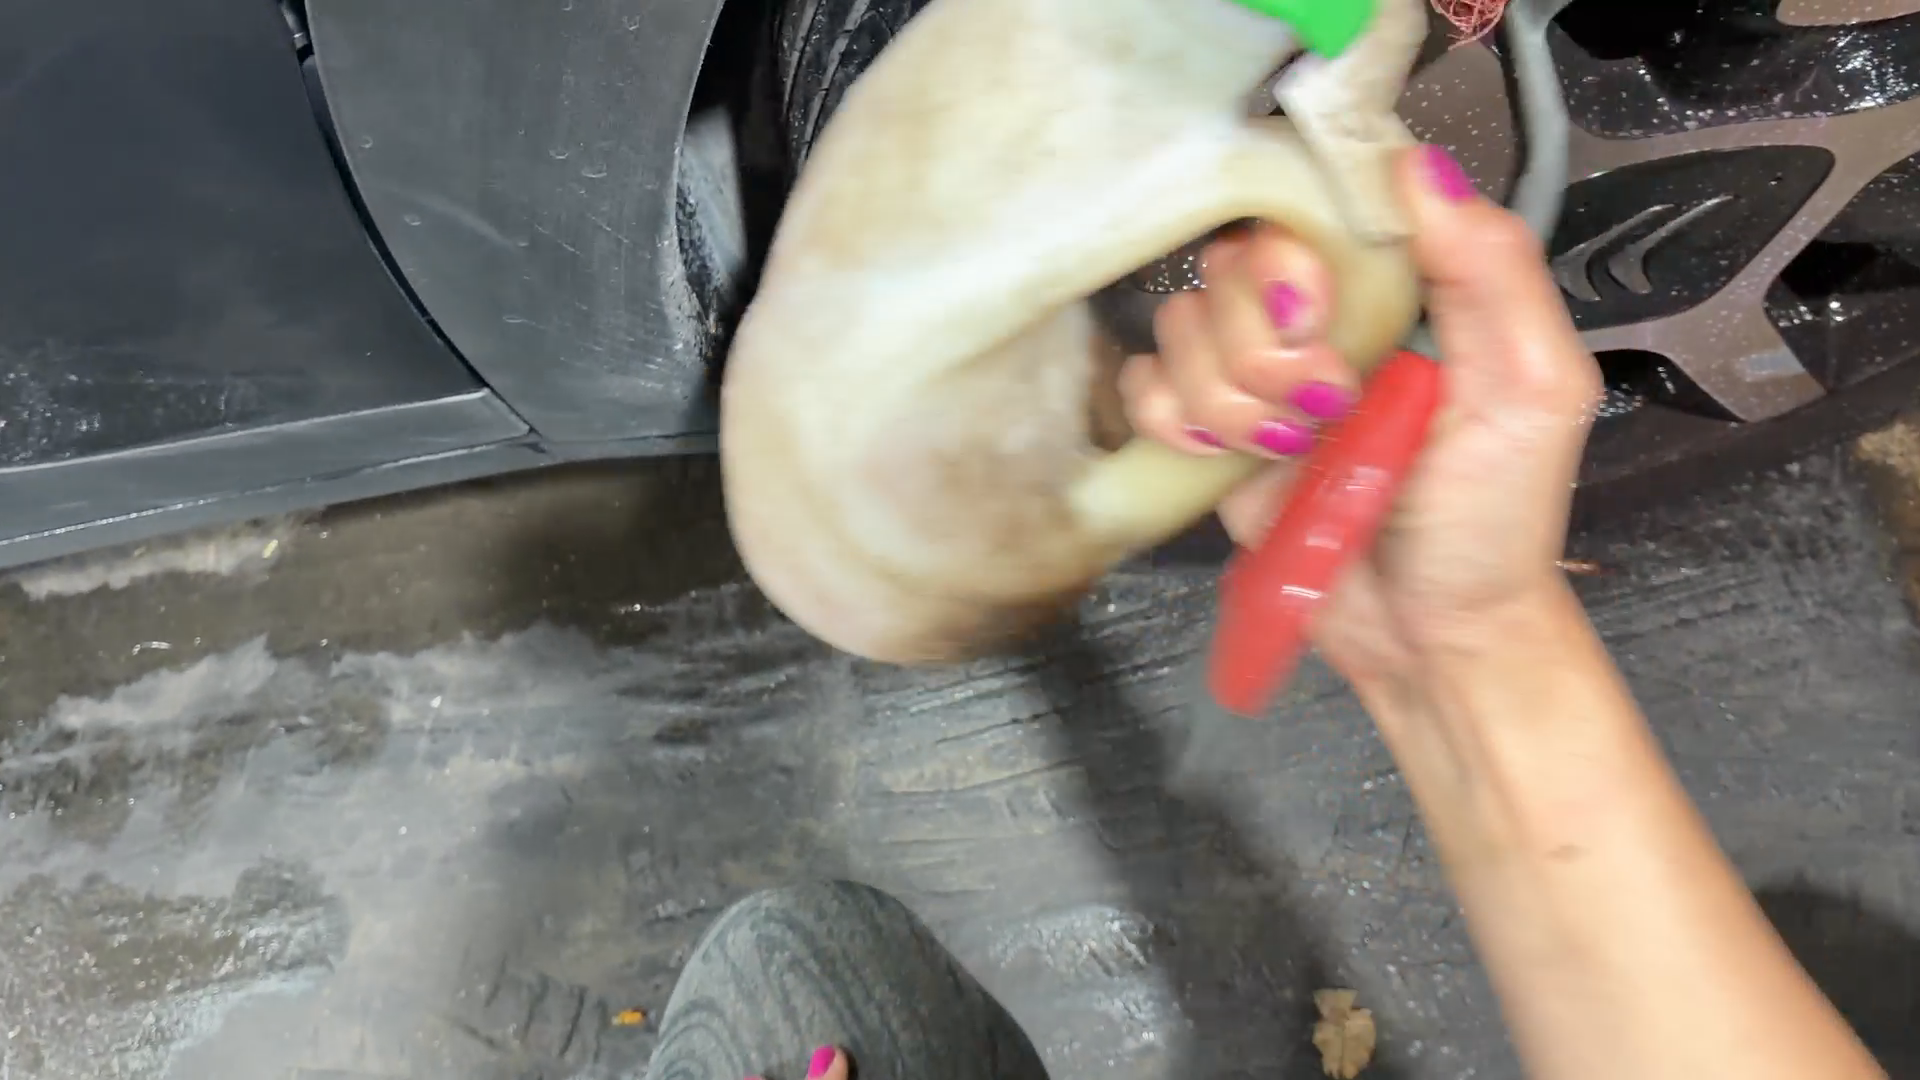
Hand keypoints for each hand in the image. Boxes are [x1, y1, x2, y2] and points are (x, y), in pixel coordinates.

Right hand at [1119, 145, 1603, 686]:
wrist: (1420, 627)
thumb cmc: (1487, 518)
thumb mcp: (1530, 393)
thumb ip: (1491, 273)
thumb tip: (1410, 167)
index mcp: (1384, 294)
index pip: (1296, 213)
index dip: (1285, 257)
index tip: (1316, 320)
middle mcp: (1305, 326)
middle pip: (1220, 270)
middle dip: (1259, 349)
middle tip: (1320, 410)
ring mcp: (1244, 382)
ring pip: (1175, 329)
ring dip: (1222, 396)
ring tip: (1281, 450)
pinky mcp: (1199, 438)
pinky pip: (1142, 389)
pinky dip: (1165, 417)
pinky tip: (1214, 453)